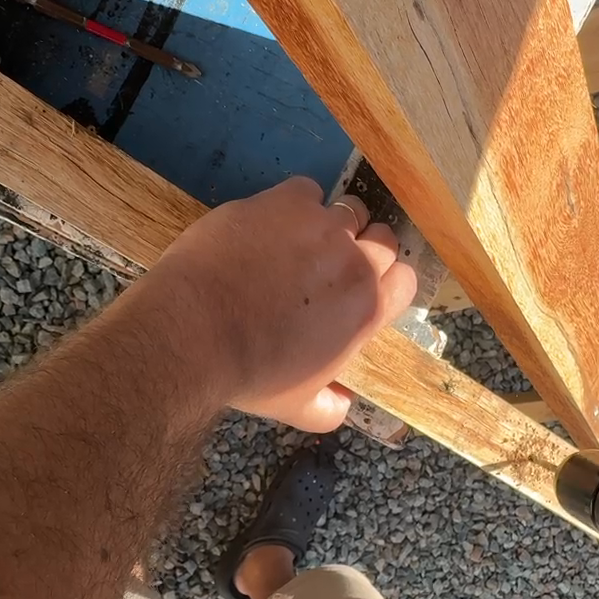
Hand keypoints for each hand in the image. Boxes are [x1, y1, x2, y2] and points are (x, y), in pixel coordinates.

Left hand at [135, 177, 416, 430]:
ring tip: (300, 241)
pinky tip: (272, 224)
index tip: (360, 288)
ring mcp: (321, 225)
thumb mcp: (297, 407)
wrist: (193, 331)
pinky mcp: (283, 202)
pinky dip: (295, 205)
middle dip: (364, 248)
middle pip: (384, 238)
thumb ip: (330, 407)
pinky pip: (306, 190)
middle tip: (330, 265)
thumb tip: (343, 404)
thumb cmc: (250, 374)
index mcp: (366, 309)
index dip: (385, 282)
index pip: (405, 279)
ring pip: (348, 210)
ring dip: (332, 225)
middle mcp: (354, 261)